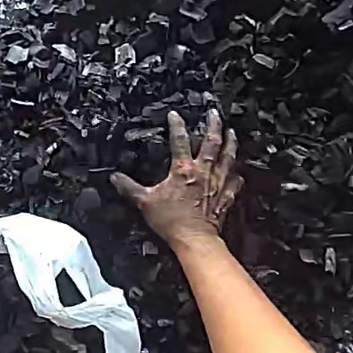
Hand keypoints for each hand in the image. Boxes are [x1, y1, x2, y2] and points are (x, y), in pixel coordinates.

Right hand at [111, 109, 241, 250]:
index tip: (174, 115)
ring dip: (230, 143)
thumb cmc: (171, 221)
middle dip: (213, 125)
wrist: (194, 238)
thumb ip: (128, 188)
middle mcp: (203, 172)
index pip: (179, 140)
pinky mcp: (226, 197)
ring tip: (231, 133)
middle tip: (214, 114)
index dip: (176, 125)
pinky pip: (235, 182)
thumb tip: (115, 178)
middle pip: (212, 142)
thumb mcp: (144, 202)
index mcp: (183, 169)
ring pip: (228, 157)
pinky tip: (237, 172)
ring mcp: (217, 183)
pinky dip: (237, 175)